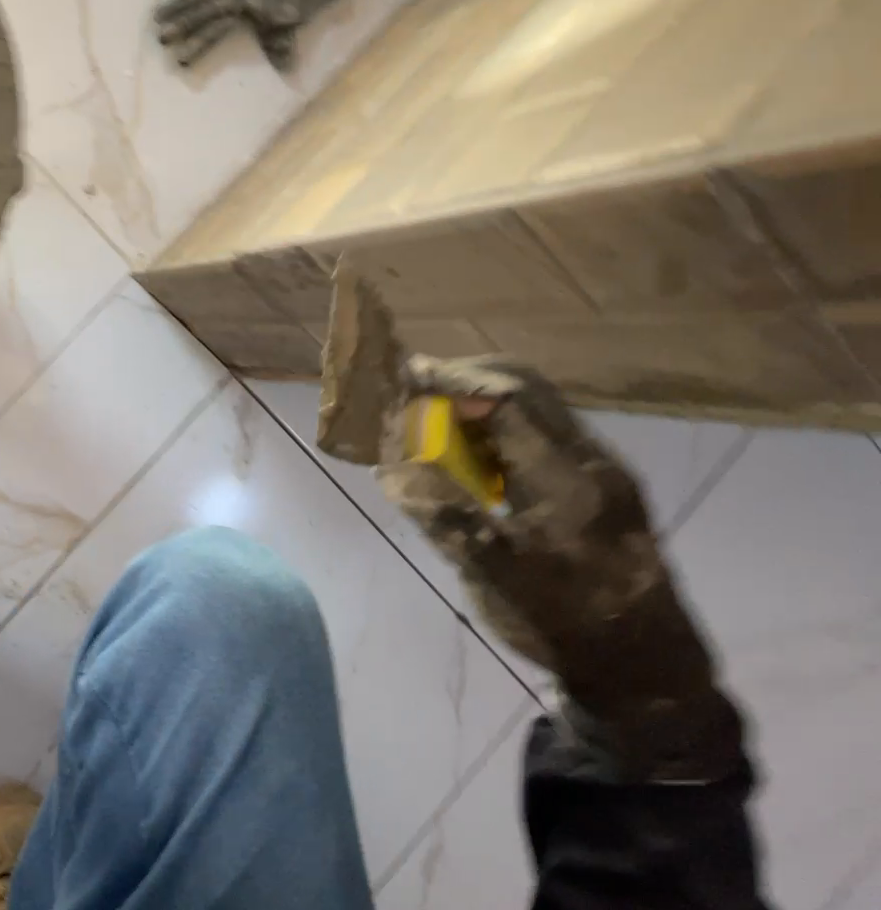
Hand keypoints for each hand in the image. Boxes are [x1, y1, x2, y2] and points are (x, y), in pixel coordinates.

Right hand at [376, 357, 743, 781]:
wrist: (644, 664)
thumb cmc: (563, 623)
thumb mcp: (495, 578)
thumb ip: (445, 518)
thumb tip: (393, 469)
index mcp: (569, 484)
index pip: (505, 403)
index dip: (450, 382)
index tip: (402, 374)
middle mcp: (592, 462)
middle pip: (524, 388)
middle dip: (463, 377)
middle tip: (411, 384)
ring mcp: (601, 469)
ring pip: (535, 404)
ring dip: (479, 396)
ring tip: (429, 410)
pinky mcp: (600, 481)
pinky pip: (542, 429)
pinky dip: (496, 422)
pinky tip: (466, 445)